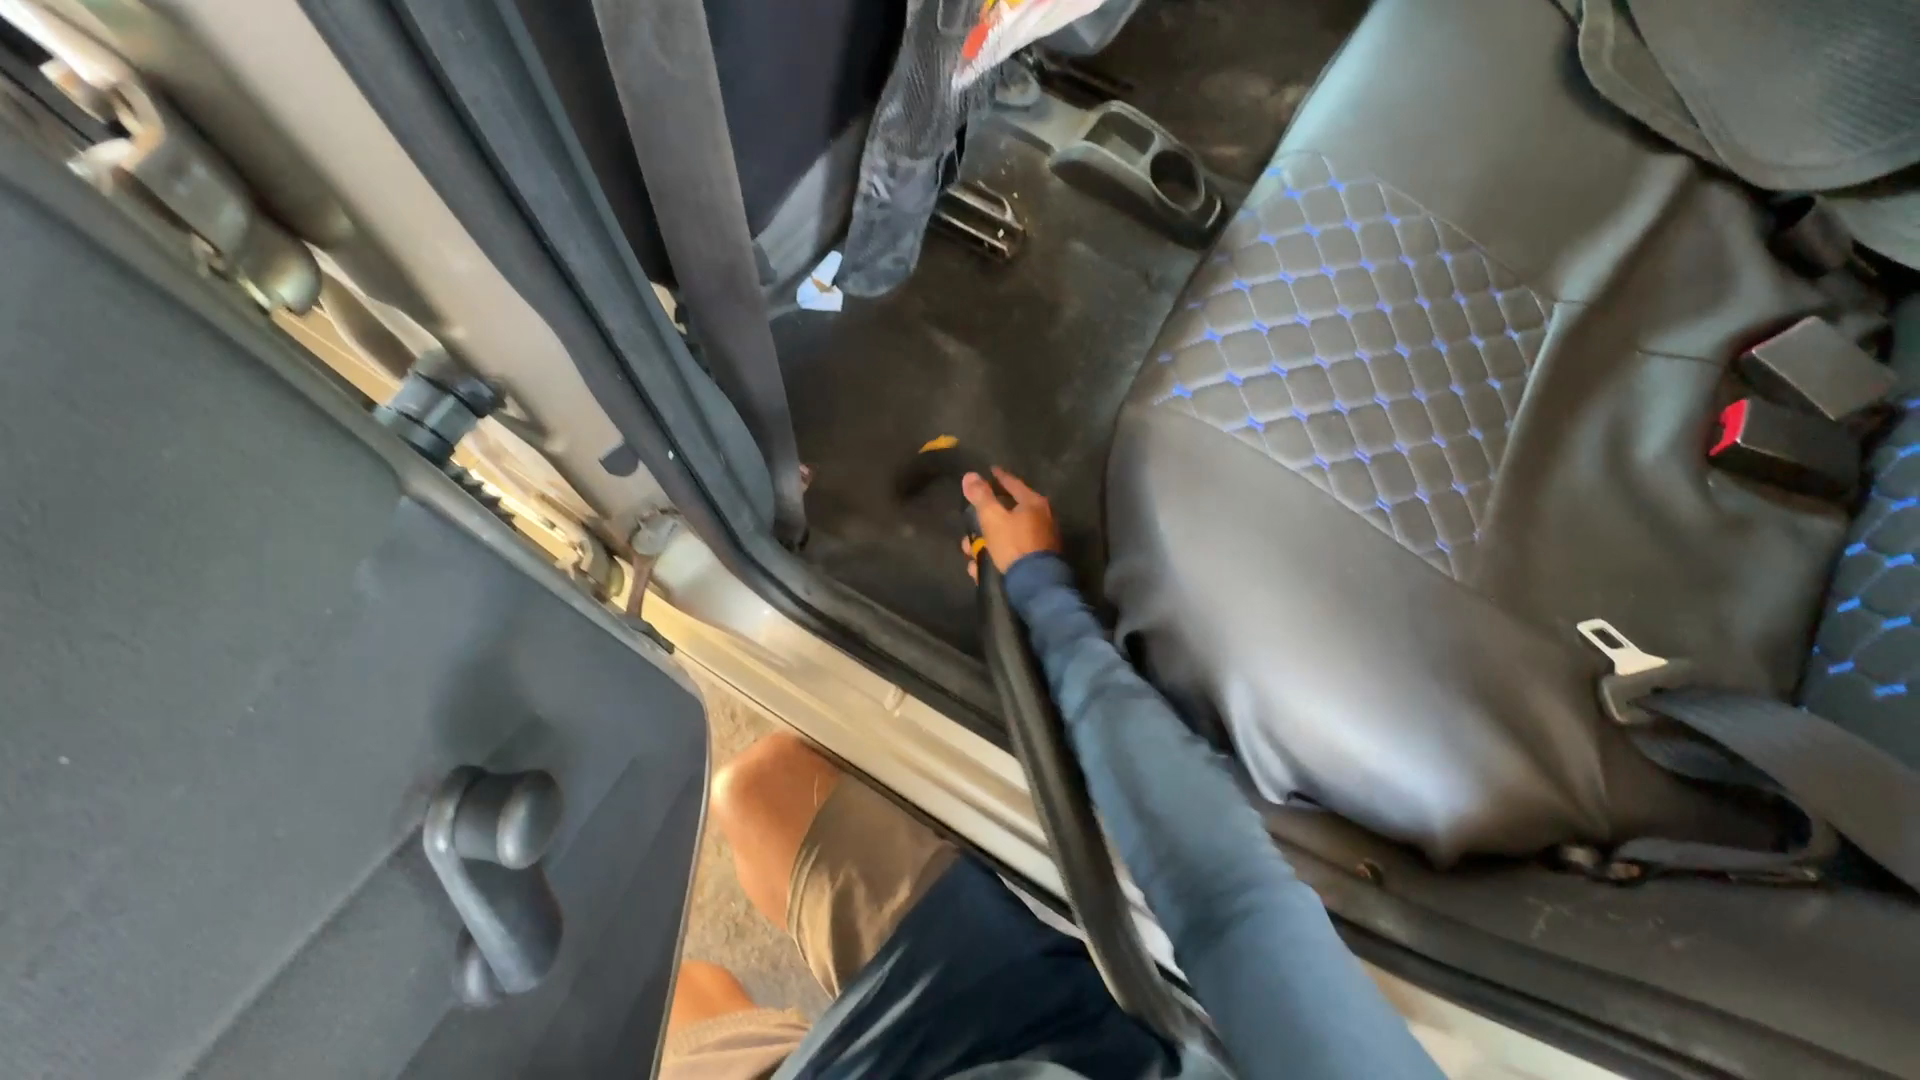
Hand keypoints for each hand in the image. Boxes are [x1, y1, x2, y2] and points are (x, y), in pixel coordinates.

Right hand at [960, 467, 1060, 579]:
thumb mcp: (993, 518)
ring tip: (970, 551)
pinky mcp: (1036, 562)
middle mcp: (1041, 519)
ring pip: (1006, 536)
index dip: (998, 477)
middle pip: (1008, 512)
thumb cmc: (1014, 544)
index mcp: (1034, 504)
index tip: (988, 471)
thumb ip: (981, 496)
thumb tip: (969, 475)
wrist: (1036, 585)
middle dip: (985, 519)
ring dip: (985, 543)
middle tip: (970, 523)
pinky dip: (995, 557)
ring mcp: (1040, 542)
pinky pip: (1010, 554)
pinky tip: (978, 567)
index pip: (1013, 483)